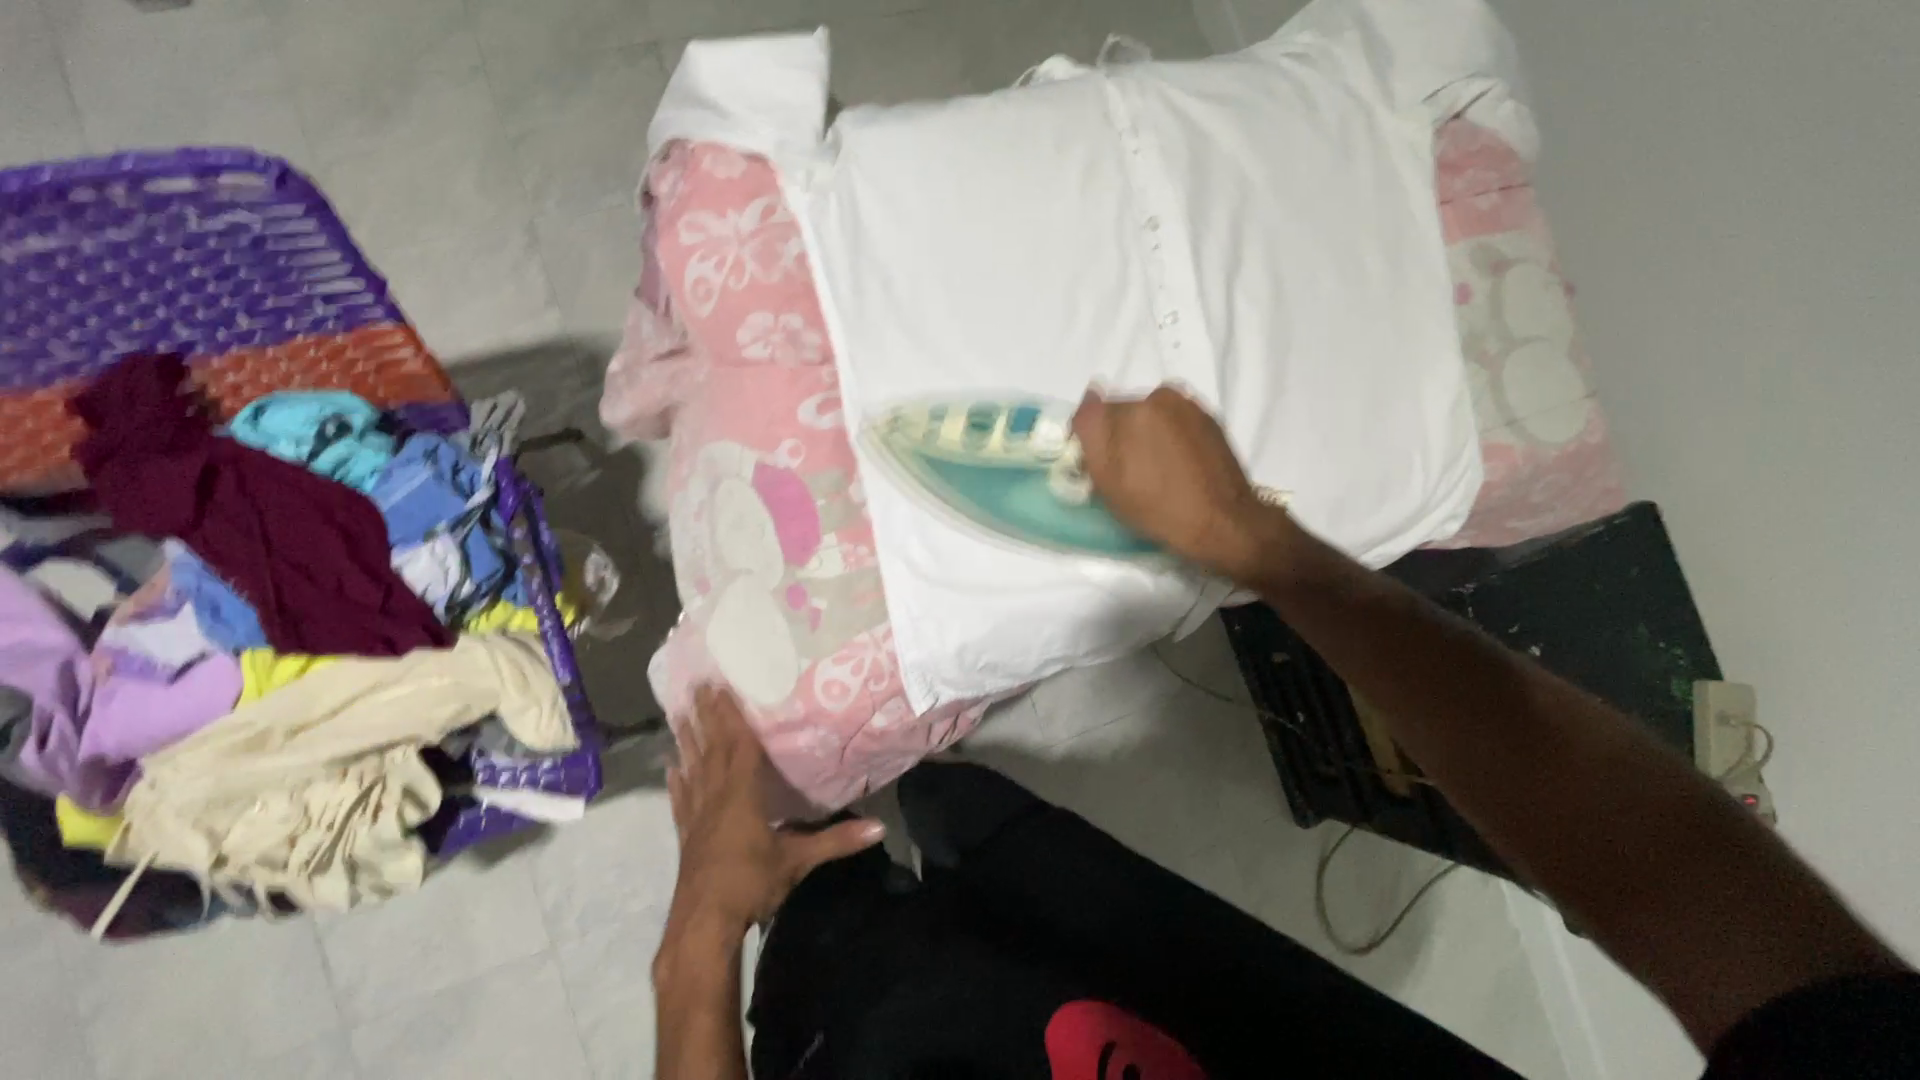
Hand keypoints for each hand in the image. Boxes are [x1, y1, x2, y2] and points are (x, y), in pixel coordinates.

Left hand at [664, 686, 884, 934]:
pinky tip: (670, 767)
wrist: (703, 924)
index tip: (721, 685)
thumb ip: (836, 841)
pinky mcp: (686, 836)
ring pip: (692, 768)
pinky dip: (676, 781)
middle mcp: (715, 796)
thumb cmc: (751, 884)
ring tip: (678, 712)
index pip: (738, 746)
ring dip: (686, 739)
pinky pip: (680, 799)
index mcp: (742, 795)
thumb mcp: (798, 862)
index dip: (731, 715)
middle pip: (710, 748)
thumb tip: (879, 827)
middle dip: (704, 716)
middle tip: (694, 685)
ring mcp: (696, 816)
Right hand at [1072, 384, 1297, 581]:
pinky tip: (1179, 466)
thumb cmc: (1158, 508)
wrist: (1224, 522)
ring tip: (1157, 471)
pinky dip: (1172, 437)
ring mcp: (1189, 405)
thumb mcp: (1109, 479)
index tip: (1099, 467)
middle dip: (1121, 435)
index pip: (1094, 414)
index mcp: (1131, 407)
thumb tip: (1090, 395)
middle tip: (1130, 473)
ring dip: (1147, 435)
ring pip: (1152, 415)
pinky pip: (1177, 421)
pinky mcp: (1210, 419)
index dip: (1092, 441)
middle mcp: (1159, 395)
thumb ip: (1091, 430)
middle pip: (1124, 411)